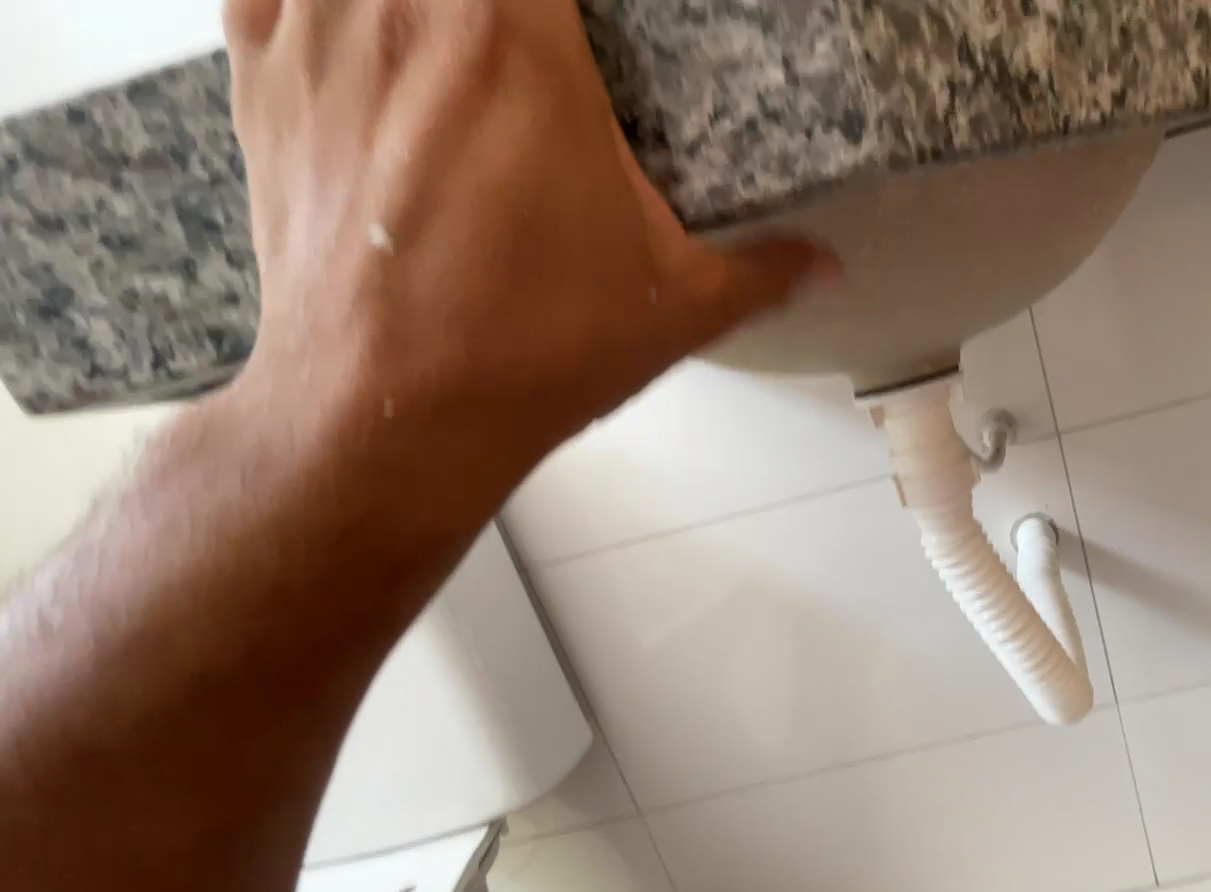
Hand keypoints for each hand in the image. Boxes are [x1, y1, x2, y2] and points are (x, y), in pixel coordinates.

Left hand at [222, 0, 834, 484]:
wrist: (395, 413)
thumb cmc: (535, 352)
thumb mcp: (678, 308)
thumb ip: (766, 271)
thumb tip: (829, 267)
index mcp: (522, 44)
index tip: (597, 24)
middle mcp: (408, 8)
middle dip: (516, 5)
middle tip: (548, 42)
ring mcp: (320, 34)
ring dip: (427, 2)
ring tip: (470, 45)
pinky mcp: (262, 78)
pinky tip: (371, 26)